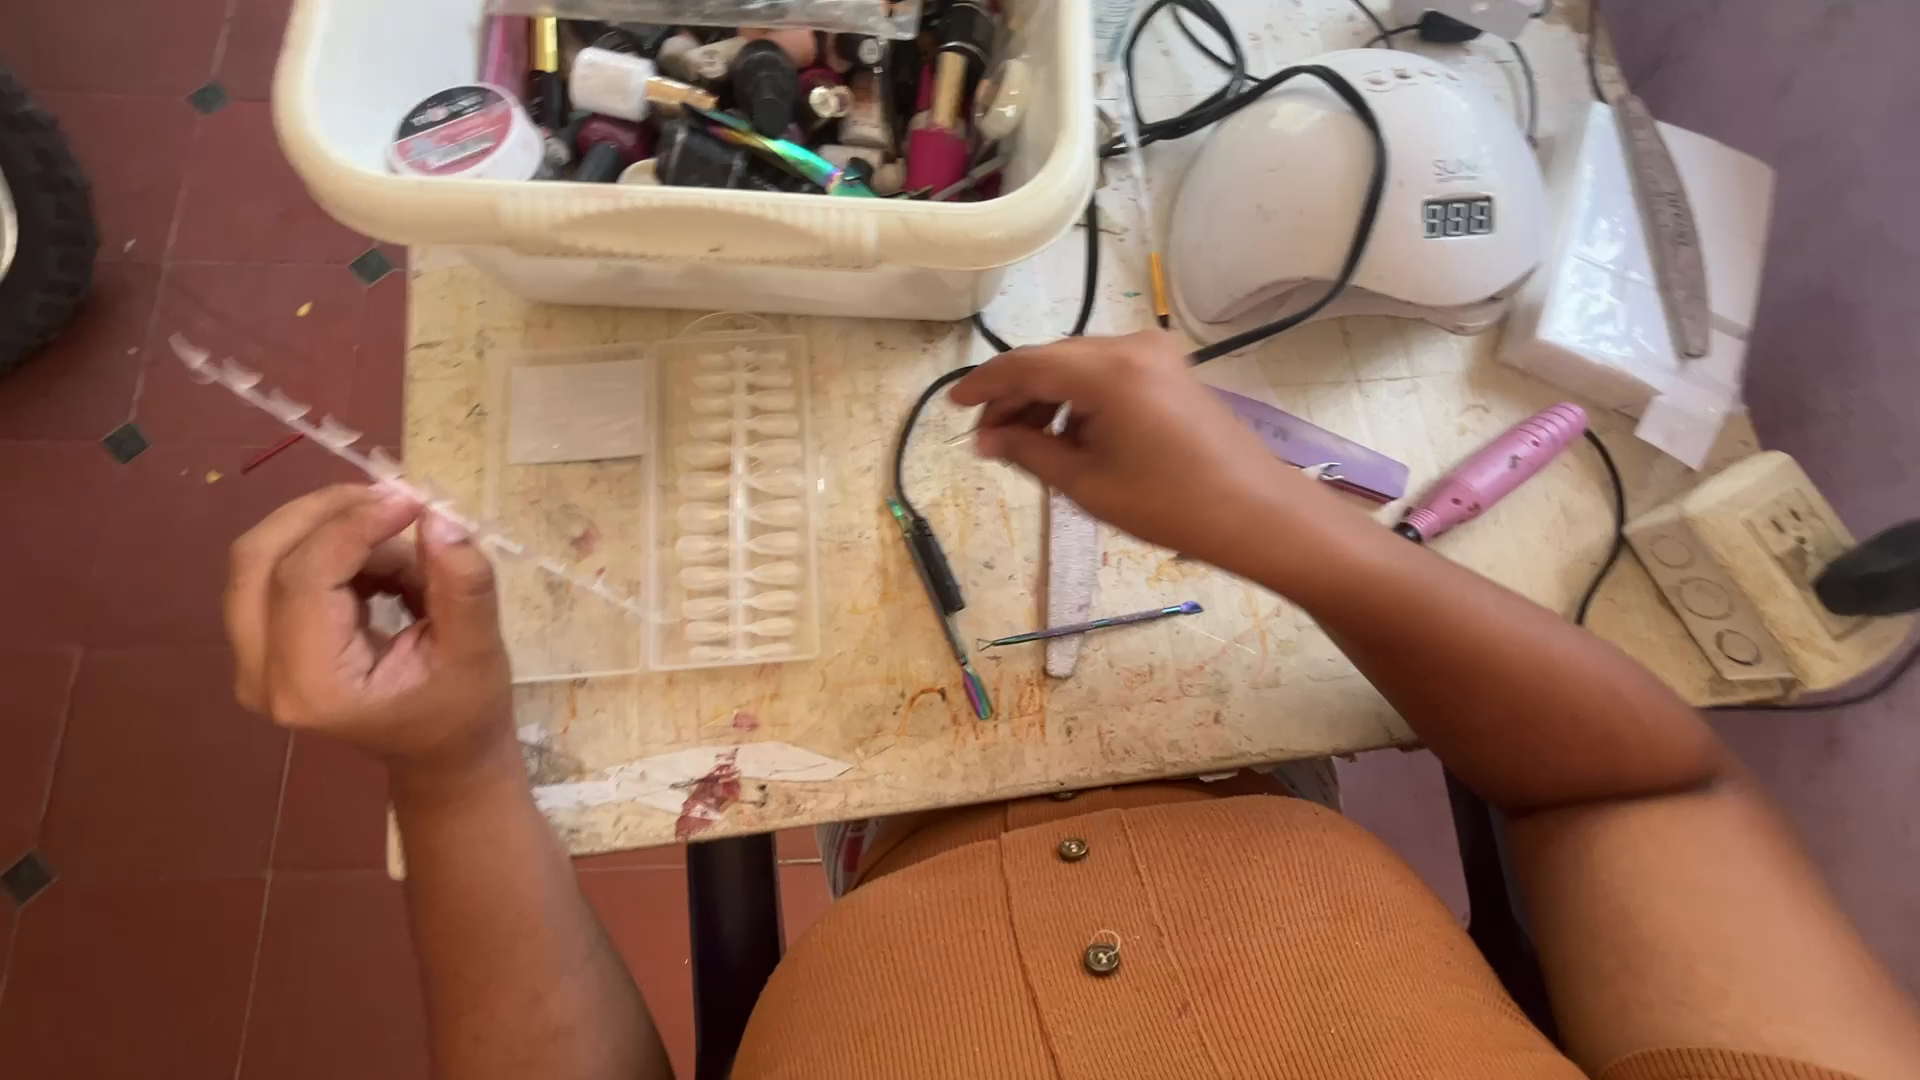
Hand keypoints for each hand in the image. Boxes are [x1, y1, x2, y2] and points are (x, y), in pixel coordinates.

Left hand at [226, 485, 516, 789]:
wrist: (444, 754)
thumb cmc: (467, 710)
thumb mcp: (480, 649)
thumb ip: (463, 584)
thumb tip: (441, 518)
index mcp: (312, 685)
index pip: (303, 579)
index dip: (354, 526)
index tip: (416, 500)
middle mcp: (260, 674)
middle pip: (259, 558)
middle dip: (328, 514)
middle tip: (396, 499)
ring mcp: (254, 660)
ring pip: (265, 558)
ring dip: (342, 536)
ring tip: (414, 563)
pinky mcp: (265, 644)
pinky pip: (283, 571)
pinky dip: (342, 553)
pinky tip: (392, 574)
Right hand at [949, 331, 1325, 567]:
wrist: (1255, 513)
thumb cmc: (1168, 505)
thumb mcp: (1086, 483)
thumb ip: (1028, 452)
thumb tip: (986, 440)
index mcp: (1108, 370)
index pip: (1026, 365)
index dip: (984, 386)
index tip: (953, 407)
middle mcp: (1131, 346)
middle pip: (1051, 362)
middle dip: (1014, 400)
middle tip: (988, 443)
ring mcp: (1155, 355)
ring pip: (1076, 369)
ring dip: (1044, 402)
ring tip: (1022, 447)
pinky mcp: (1168, 371)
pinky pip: (1105, 376)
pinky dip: (1076, 402)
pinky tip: (1064, 437)